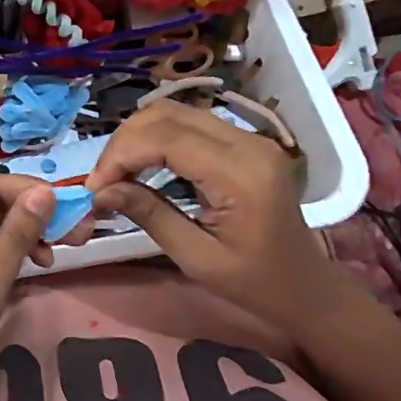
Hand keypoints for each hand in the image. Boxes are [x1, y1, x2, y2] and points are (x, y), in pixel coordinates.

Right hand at [86, 100, 343, 331]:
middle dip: (125, 142)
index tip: (95, 187)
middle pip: (168, 114)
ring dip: (139, 137)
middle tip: (103, 181)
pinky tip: (143, 166)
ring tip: (117, 175)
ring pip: (176, 112)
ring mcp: (249, 138)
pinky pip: (191, 125)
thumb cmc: (254, 282)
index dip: (122, 154)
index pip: (167, 137)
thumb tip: (101, 192)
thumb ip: (150, 215)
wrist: (305, 287)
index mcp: (241, 173)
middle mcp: (248, 143)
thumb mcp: (196, 257)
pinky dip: (158, 139)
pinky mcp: (245, 143)